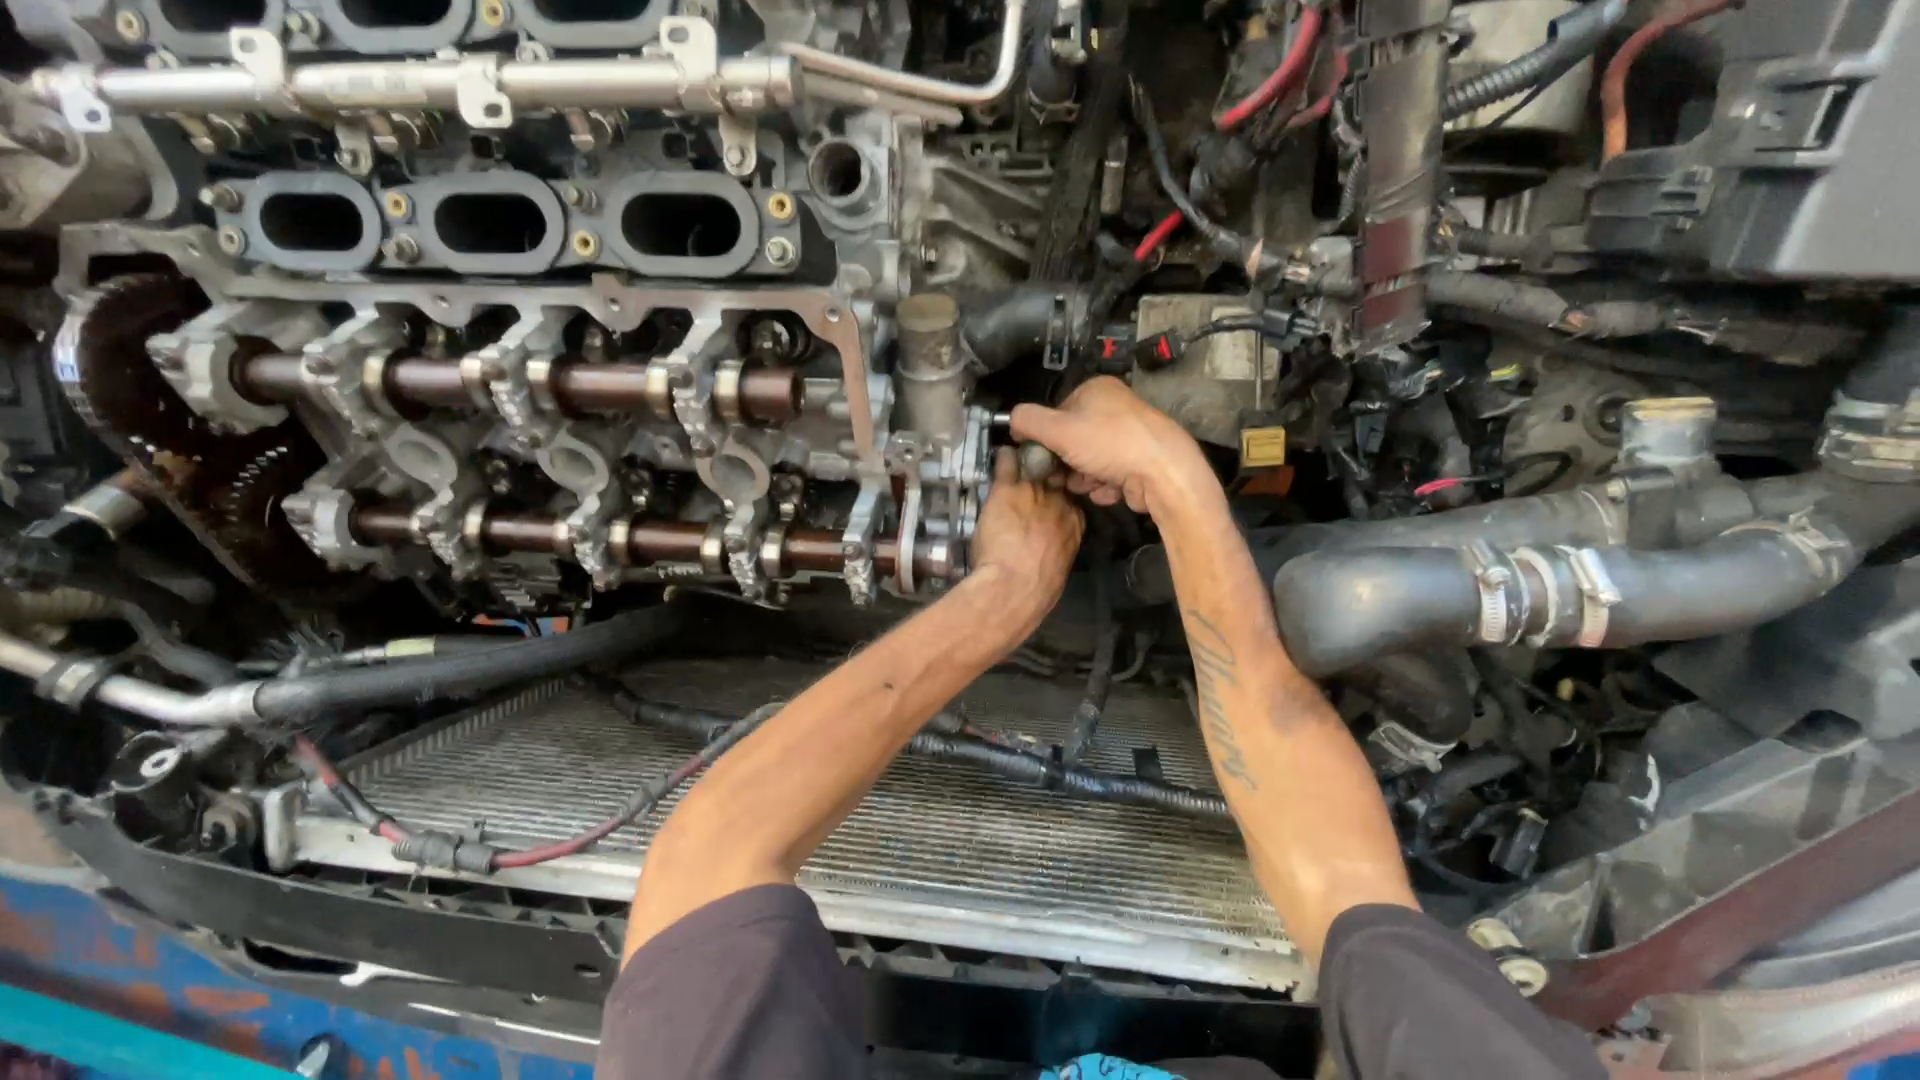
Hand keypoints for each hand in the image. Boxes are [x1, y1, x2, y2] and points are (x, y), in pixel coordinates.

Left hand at [968, 446, 1083, 627]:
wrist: (1015, 583)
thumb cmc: (1038, 585)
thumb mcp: (1058, 565)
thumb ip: (1058, 547)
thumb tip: (1051, 547)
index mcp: (1074, 522)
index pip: (1070, 500)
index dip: (1058, 497)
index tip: (1049, 497)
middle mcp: (1059, 502)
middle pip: (1054, 480)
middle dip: (1046, 477)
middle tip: (1035, 475)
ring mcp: (1034, 491)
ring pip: (1032, 467)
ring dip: (1027, 464)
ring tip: (1020, 459)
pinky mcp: (1008, 488)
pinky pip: (1007, 464)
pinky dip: (1004, 458)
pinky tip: (1001, 454)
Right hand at [1010, 376, 1212, 517]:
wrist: (1163, 473)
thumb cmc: (1111, 444)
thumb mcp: (1059, 430)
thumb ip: (1028, 421)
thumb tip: (1011, 419)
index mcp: (1096, 389)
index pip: (1056, 412)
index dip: (1045, 437)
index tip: (1041, 457)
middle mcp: (1114, 408)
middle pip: (1072, 439)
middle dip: (1065, 462)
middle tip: (1061, 476)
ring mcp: (1128, 435)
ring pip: (1088, 460)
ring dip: (1083, 477)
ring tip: (1089, 483)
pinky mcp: (1138, 461)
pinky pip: (1108, 474)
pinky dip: (1104, 485)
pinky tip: (1110, 489)